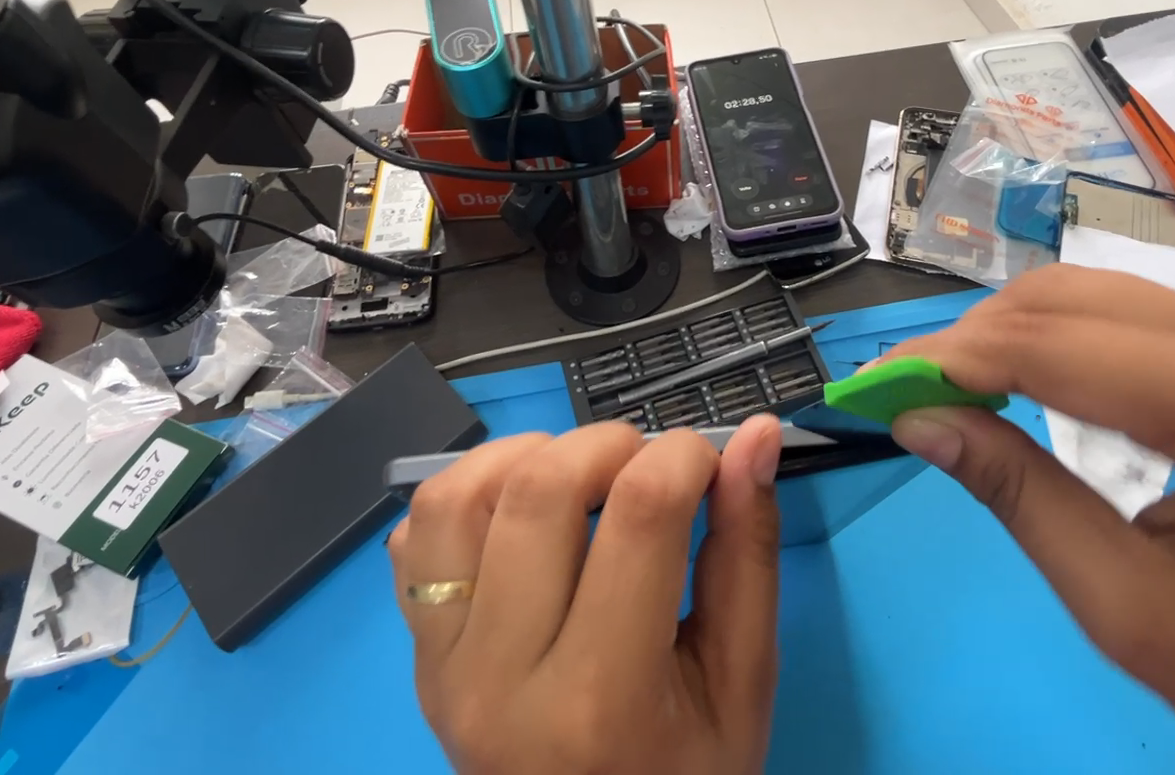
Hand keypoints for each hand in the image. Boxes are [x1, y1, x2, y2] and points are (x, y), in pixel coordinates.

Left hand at [388, 415, 784, 774]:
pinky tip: (521, 505)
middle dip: (608, 444)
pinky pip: (418, 533)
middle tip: (645, 466)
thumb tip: (756, 434)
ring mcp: (444, 663)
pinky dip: (470, 487)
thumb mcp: (742, 680)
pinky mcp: (418, 652)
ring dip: (529, 455)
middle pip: (540, 490)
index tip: (705, 461)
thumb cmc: (682, 773)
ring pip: (459, 497)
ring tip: (580, 476)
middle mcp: (503, 676)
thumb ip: (747, 549)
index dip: (683, 455)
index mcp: (604, 696)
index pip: (639, 515)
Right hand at [883, 264, 1174, 774]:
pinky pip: (1130, 313)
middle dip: (965, 340)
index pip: (1049, 346)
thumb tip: (917, 418)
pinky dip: (1055, 338)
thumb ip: (1017, 494)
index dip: (943, 359)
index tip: (869, 386)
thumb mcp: (1130, 609)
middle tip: (898, 391)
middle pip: (1065, 300)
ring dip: (1004, 334)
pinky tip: (1017, 376)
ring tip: (945, 387)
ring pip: (1091, 293)